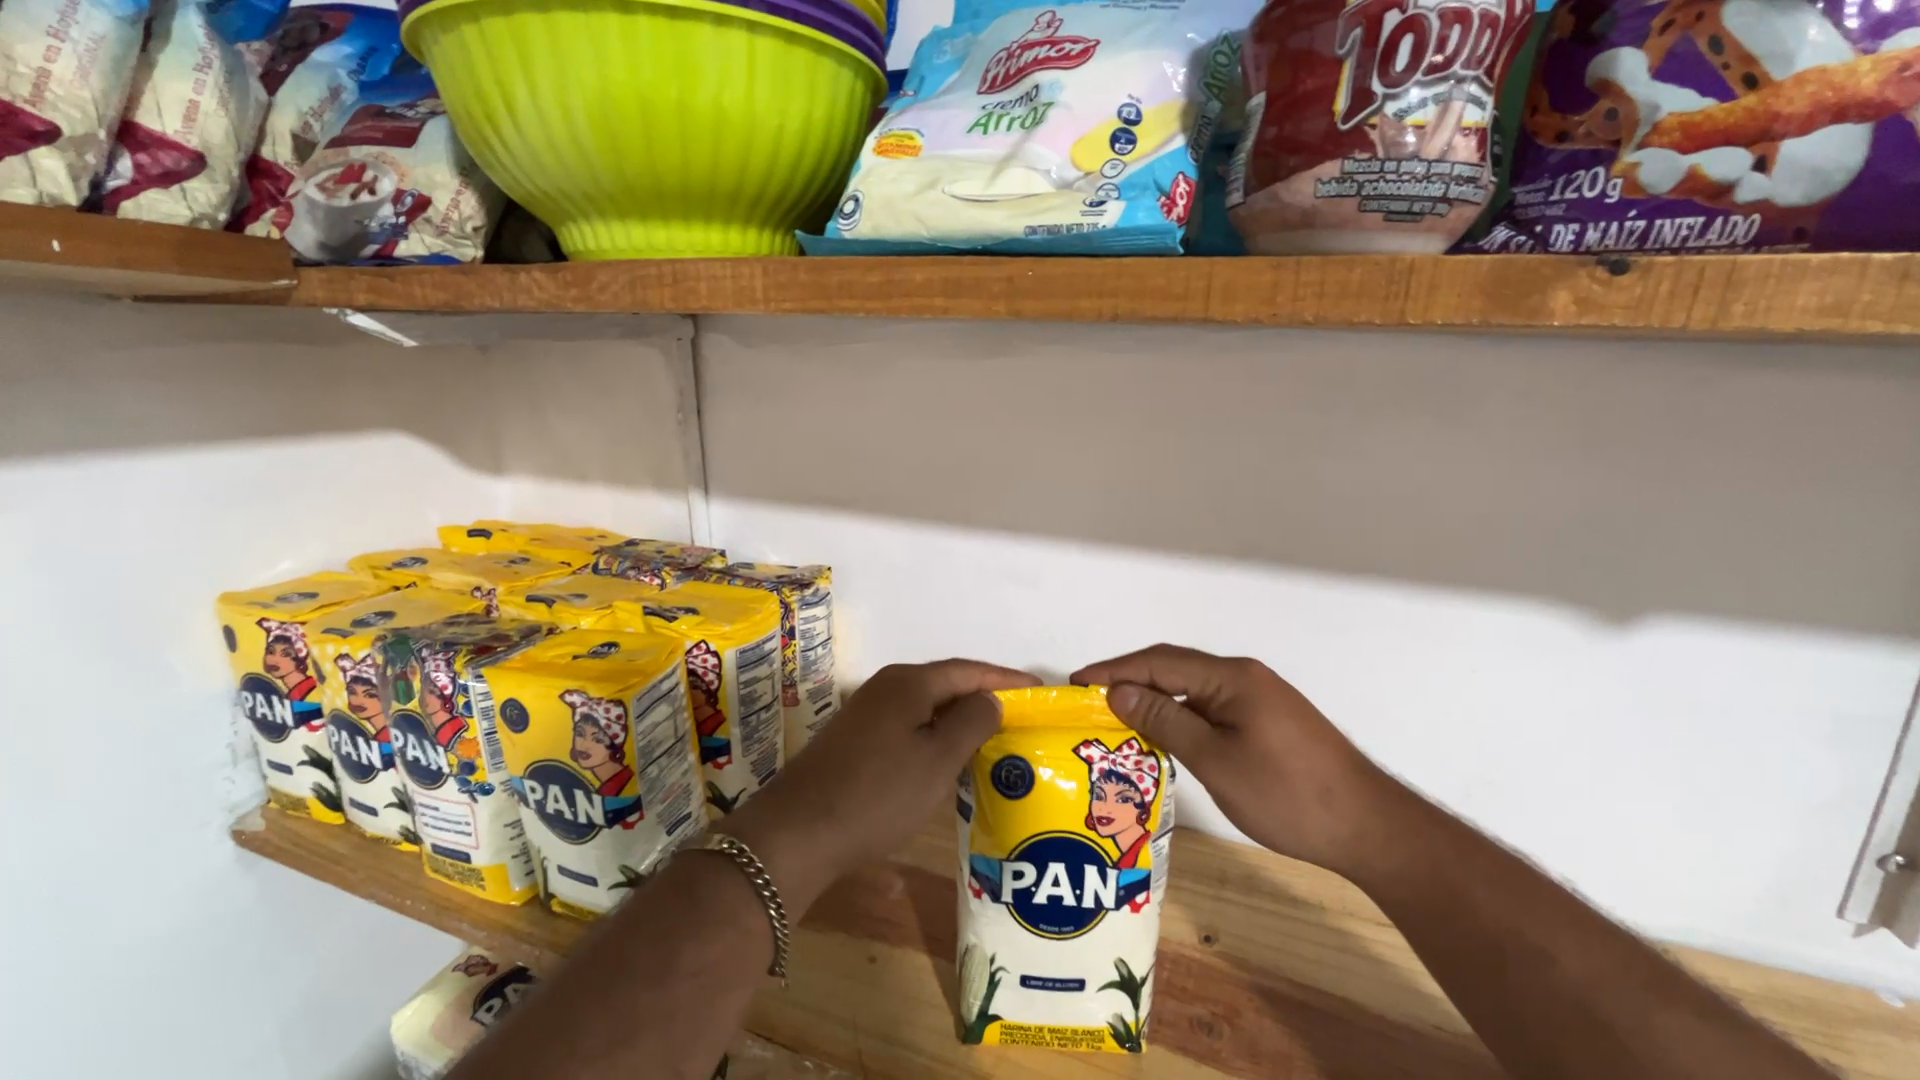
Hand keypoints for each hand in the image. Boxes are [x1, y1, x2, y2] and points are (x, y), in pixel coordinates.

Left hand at [726, 659, 1039, 912]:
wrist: (798, 833)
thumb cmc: (878, 794)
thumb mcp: (937, 760)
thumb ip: (971, 723)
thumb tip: (991, 698)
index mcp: (909, 683)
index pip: (969, 671)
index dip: (1005, 679)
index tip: (1041, 689)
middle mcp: (886, 688)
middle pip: (946, 685)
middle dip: (984, 698)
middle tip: (1023, 716)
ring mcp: (866, 714)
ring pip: (926, 709)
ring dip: (960, 720)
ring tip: (996, 737)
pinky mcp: (855, 742)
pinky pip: (909, 728)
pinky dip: (936, 737)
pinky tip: (949, 760)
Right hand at [1071, 645, 1407, 877]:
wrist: (1367, 827)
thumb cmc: (1286, 794)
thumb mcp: (1215, 759)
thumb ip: (1165, 721)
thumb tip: (1120, 691)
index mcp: (1232, 677)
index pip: (1159, 661)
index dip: (1114, 670)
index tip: (1074, 683)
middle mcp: (1244, 678)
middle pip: (1174, 669)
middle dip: (1129, 682)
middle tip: (1088, 704)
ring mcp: (1258, 700)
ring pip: (1192, 691)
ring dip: (1154, 702)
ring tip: (1115, 722)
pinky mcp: (1266, 724)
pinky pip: (1209, 709)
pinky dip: (1179, 718)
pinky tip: (1161, 739)